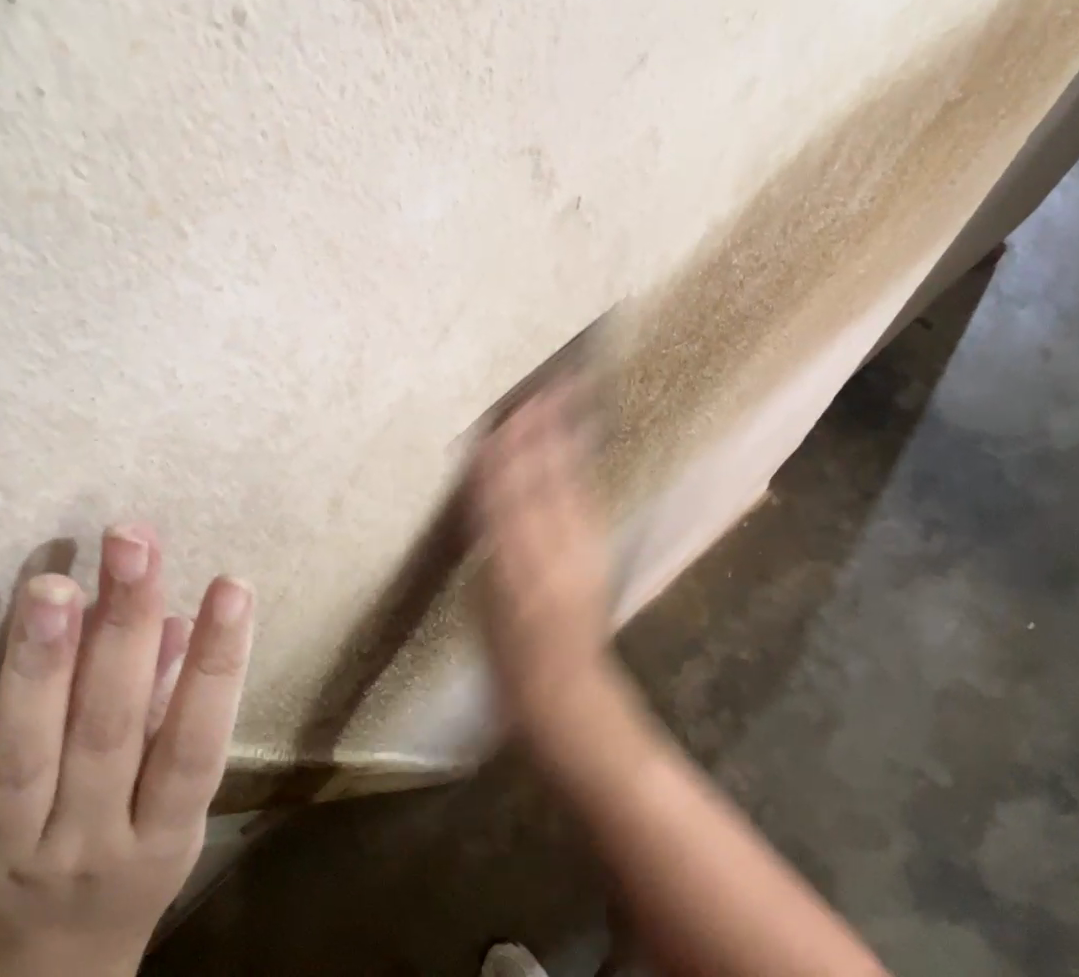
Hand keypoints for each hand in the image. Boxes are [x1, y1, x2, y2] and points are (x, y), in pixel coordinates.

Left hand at [0, 524, 255, 976]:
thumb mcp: (176, 809)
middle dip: (121, 634)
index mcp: (162, 832)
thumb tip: (175, 623)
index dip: (219, 666)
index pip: (195, 744)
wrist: (51, 963)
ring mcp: (15, 856)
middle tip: (129, 545)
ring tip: (51, 587)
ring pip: (25, 764)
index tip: (231, 583)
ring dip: (39, 671)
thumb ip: (175, 714)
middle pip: (108, 736)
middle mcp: (92, 844)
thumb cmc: (133, 863)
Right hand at [467, 388, 613, 726]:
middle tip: (544, 385)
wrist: (563, 692)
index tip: (501, 413)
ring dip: (565, 438)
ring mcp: (578, 553)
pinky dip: (578, 467)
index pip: (502, 494)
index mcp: (511, 564)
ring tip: (567, 397)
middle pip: (540, 479)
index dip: (502, 451)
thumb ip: (488, 548)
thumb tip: (486, 497)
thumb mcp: (482, 603)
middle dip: (540, 431)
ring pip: (567, 482)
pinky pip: (585, 501)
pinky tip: (579, 443)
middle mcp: (549, 552)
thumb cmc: (507, 658)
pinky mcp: (595, 557)